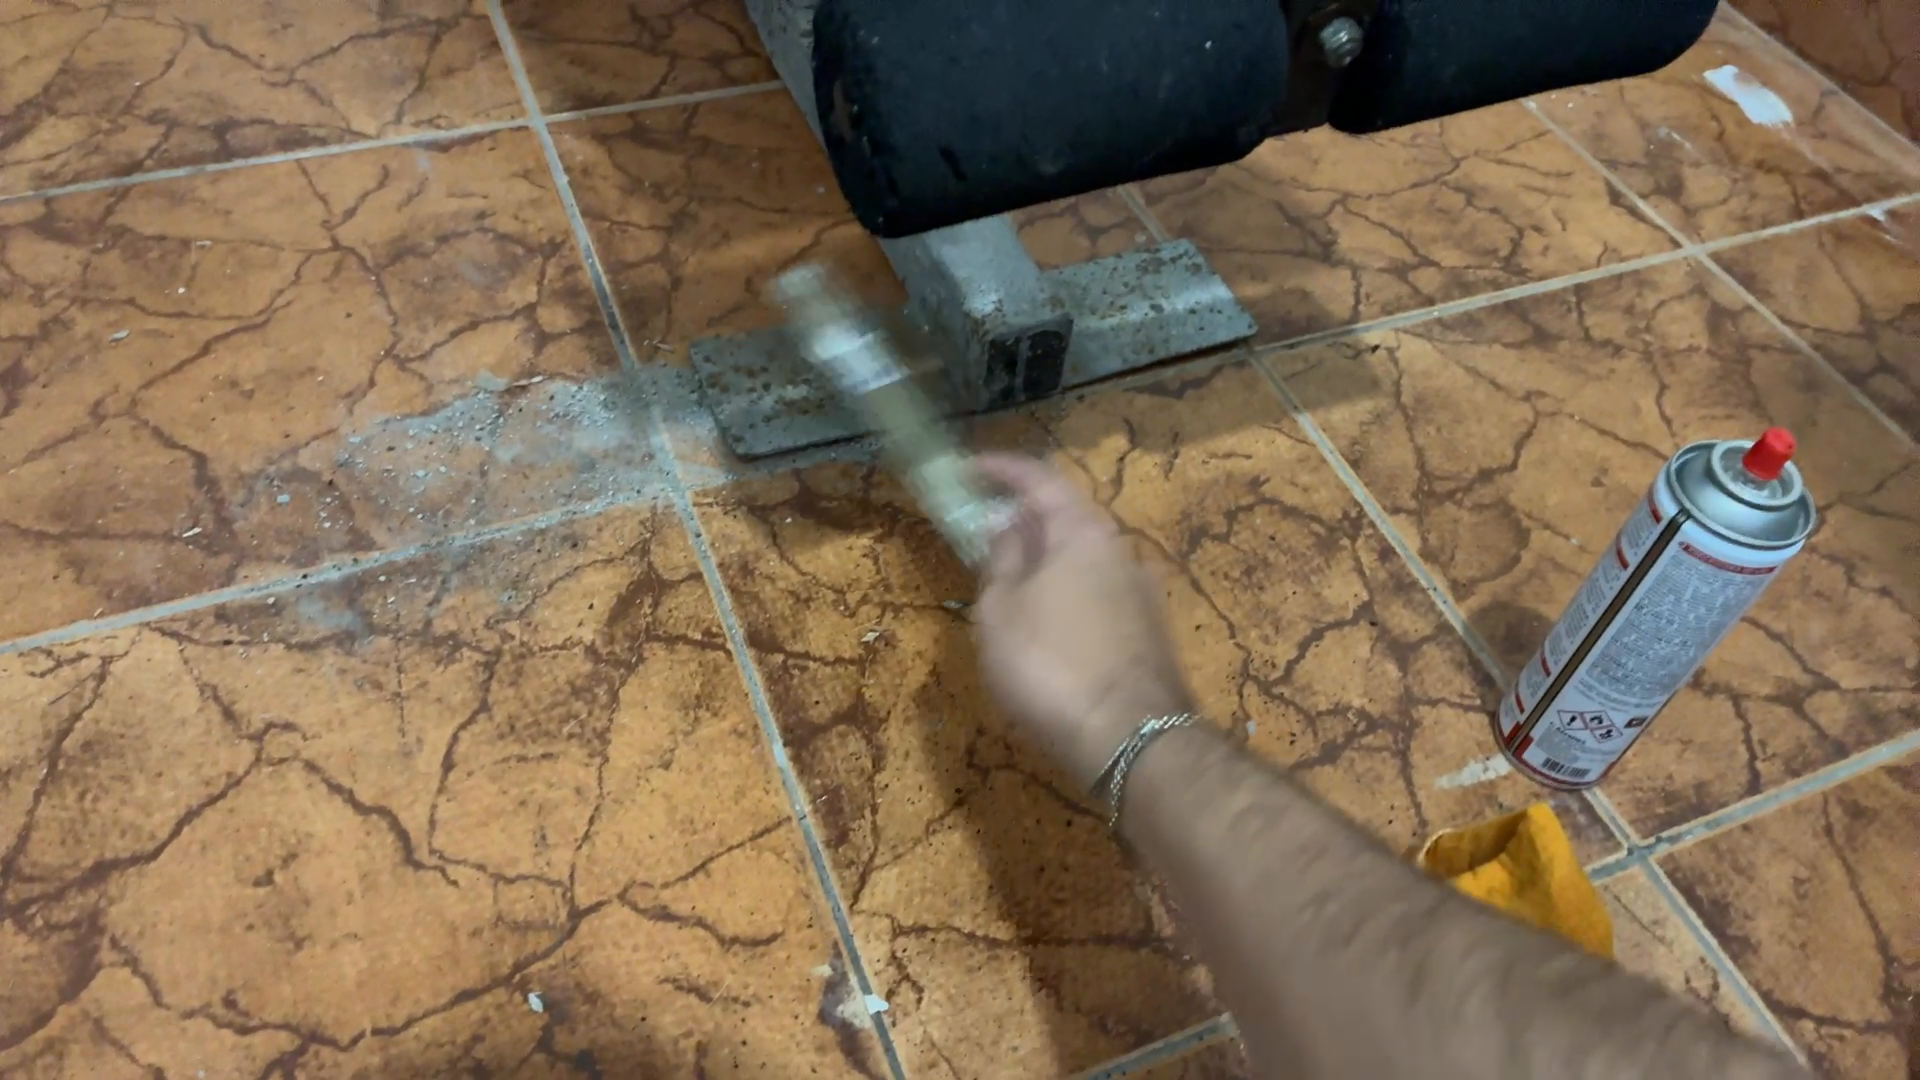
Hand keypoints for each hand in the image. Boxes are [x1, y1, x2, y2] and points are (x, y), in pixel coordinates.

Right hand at [971, 454, 1193, 789]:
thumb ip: (1002, 557)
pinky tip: (1049, 619)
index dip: (999, 468)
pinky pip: (1098, 588)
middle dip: (1023, 517)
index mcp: (1082, 531)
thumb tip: (1007, 523)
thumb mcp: (1001, 610)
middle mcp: (1120, 548)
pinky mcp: (1149, 628)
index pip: (1038, 477)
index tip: (967, 469)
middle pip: (1067, 515)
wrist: (1131, 738)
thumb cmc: (1049, 665)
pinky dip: (1067, 586)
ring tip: (1011, 579)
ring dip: (1046, 556)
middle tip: (985, 529)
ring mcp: (1141, 589)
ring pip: (1084, 555)